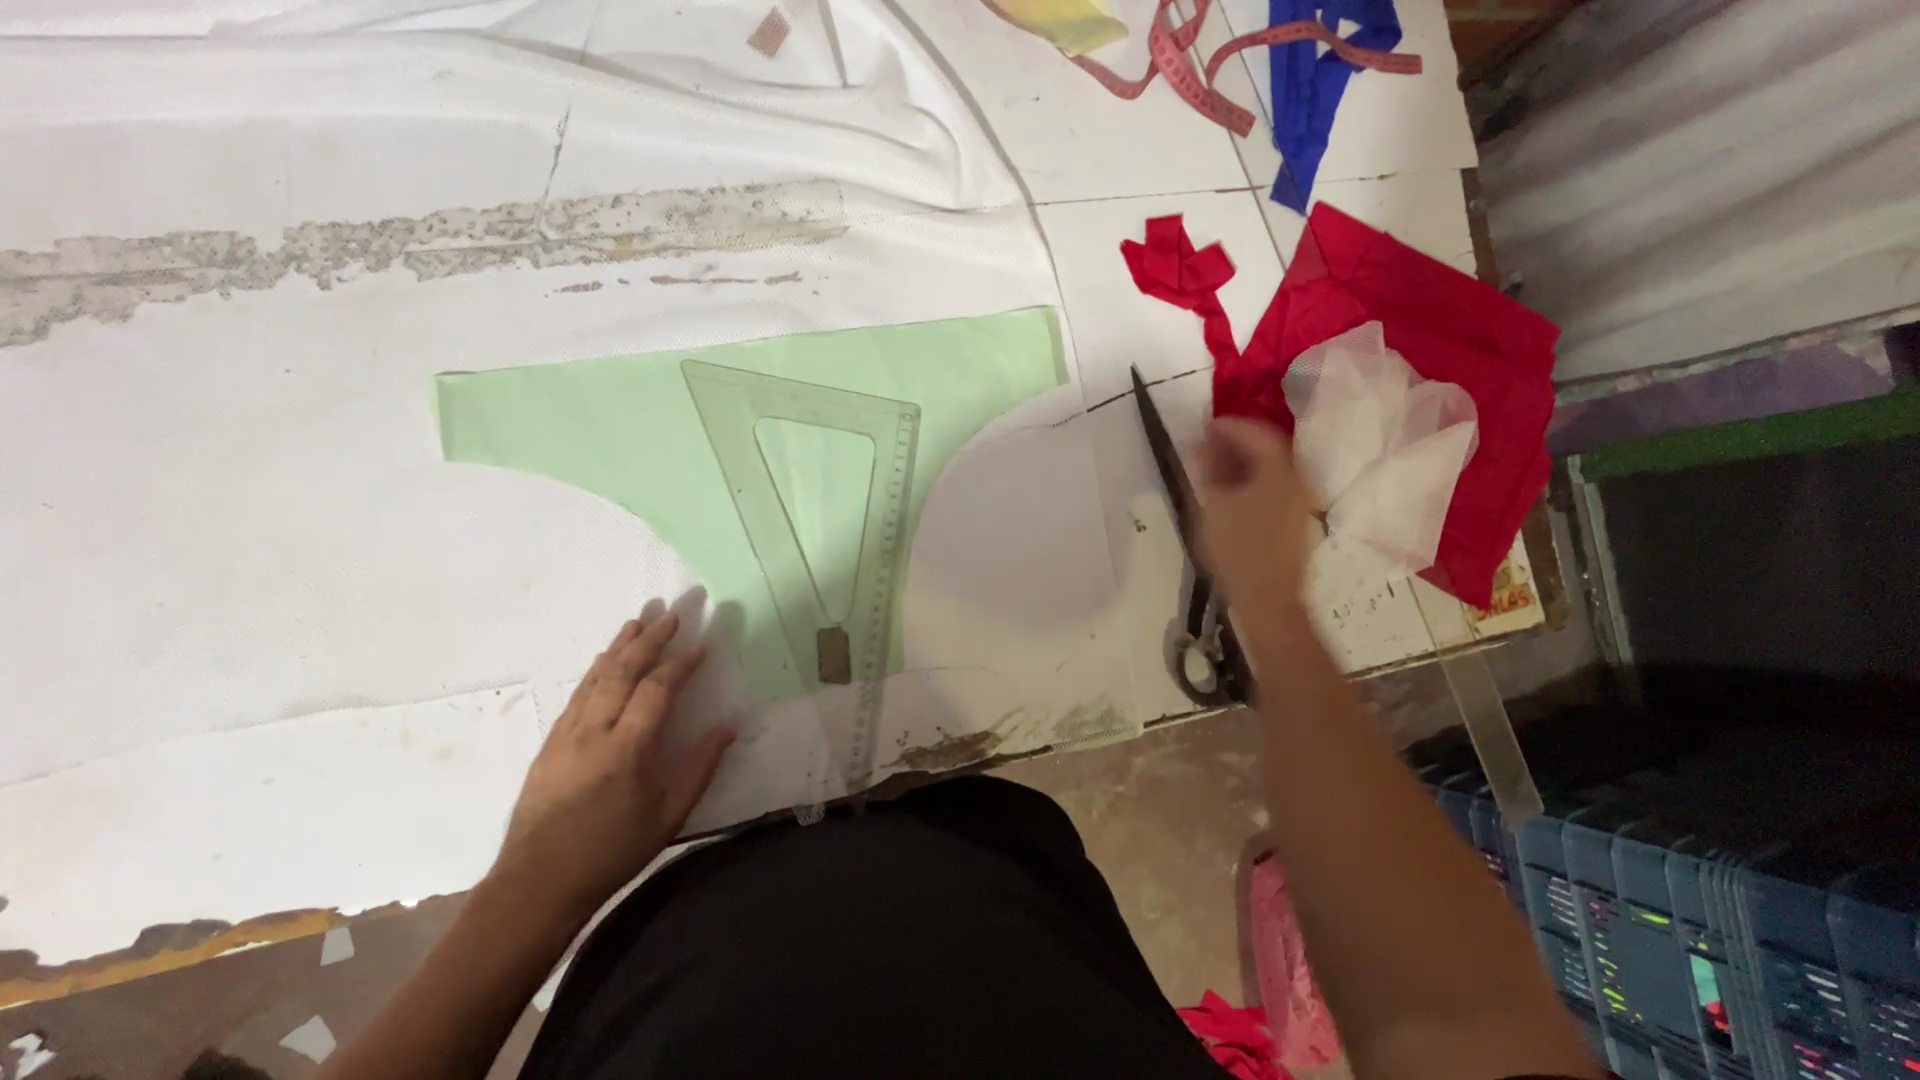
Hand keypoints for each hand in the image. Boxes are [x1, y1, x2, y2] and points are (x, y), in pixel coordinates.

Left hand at [488, 610, 733, 924]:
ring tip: (637, 621)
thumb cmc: (611, 852)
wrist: (537, 882)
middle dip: (649, 640)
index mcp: (627, 749)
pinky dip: (595, 671)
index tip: (701, 646)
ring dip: (618, 646)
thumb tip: (728, 728)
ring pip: (596, 678)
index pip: (657, 689)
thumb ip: (699, 768)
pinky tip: (603, 661)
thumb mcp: (668, 817)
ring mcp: (567, 735)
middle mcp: (594, 731)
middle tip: (671, 613)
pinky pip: (578, 695)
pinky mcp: (550, 744)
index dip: (681, 664)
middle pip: (622, 671)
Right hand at [1196, 416, 1316, 638]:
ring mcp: (1301, 502)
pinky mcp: (1297, 521)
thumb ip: (1208, 468)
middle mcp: (1299, 480)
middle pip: (1268, 449)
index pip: (1256, 433)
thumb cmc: (1237, 550)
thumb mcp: (1213, 505)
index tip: (1203, 425)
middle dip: (1236, 443)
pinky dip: (1253, 481)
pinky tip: (1231, 493)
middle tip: (1206, 445)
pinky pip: (1274, 487)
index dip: (1229, 426)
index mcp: (1280, 471)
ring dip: (1244, 463)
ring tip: (1214, 469)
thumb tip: (1201, 443)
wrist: (1268, 600)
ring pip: (1271, 469)